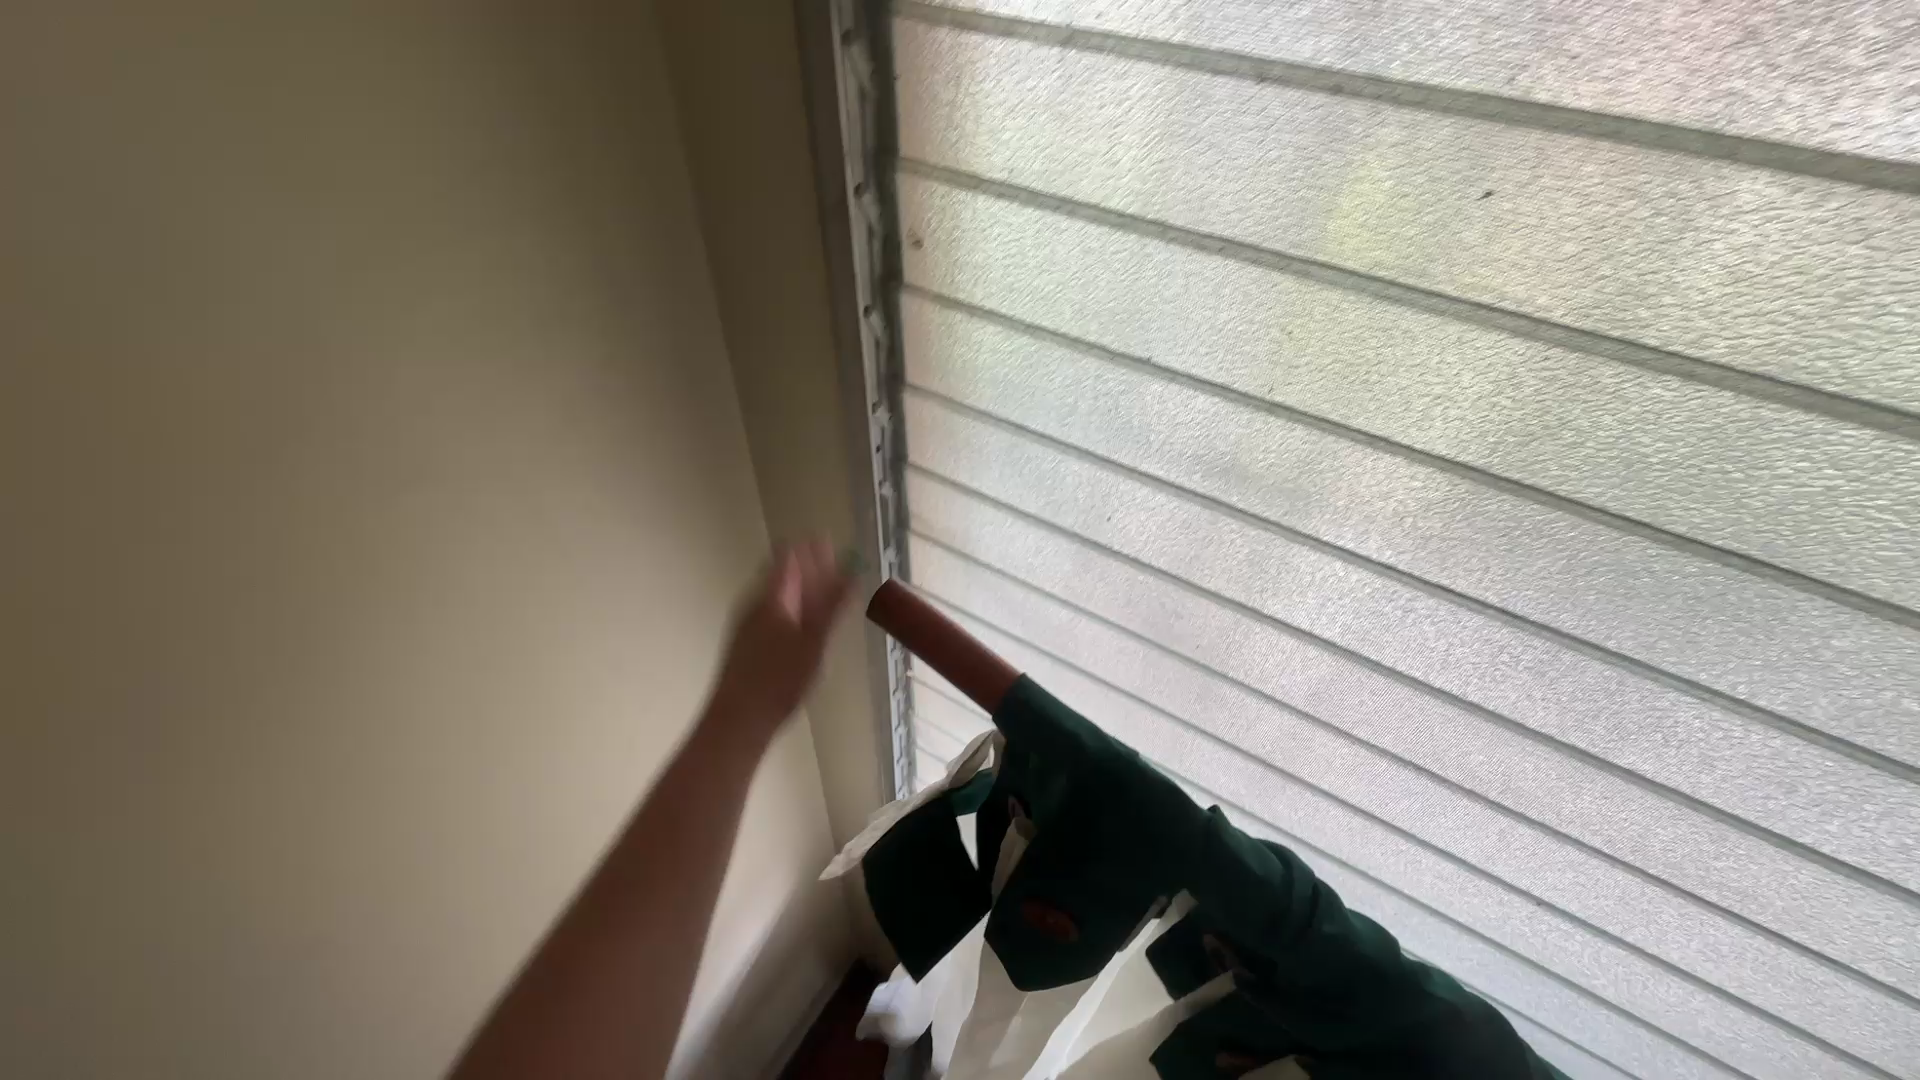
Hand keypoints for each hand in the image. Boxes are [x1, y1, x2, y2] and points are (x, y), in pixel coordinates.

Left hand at [707, 539, 853, 739]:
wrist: (737, 721)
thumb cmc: (779, 680)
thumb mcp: (814, 641)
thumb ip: (832, 605)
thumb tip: (852, 570)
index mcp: (772, 598)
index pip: (790, 557)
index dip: (810, 548)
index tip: (830, 542)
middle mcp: (755, 604)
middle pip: (781, 574)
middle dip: (807, 565)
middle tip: (831, 559)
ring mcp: (747, 624)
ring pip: (776, 595)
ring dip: (799, 586)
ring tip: (821, 586)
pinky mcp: (745, 644)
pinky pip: (770, 612)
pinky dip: (790, 606)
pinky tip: (799, 621)